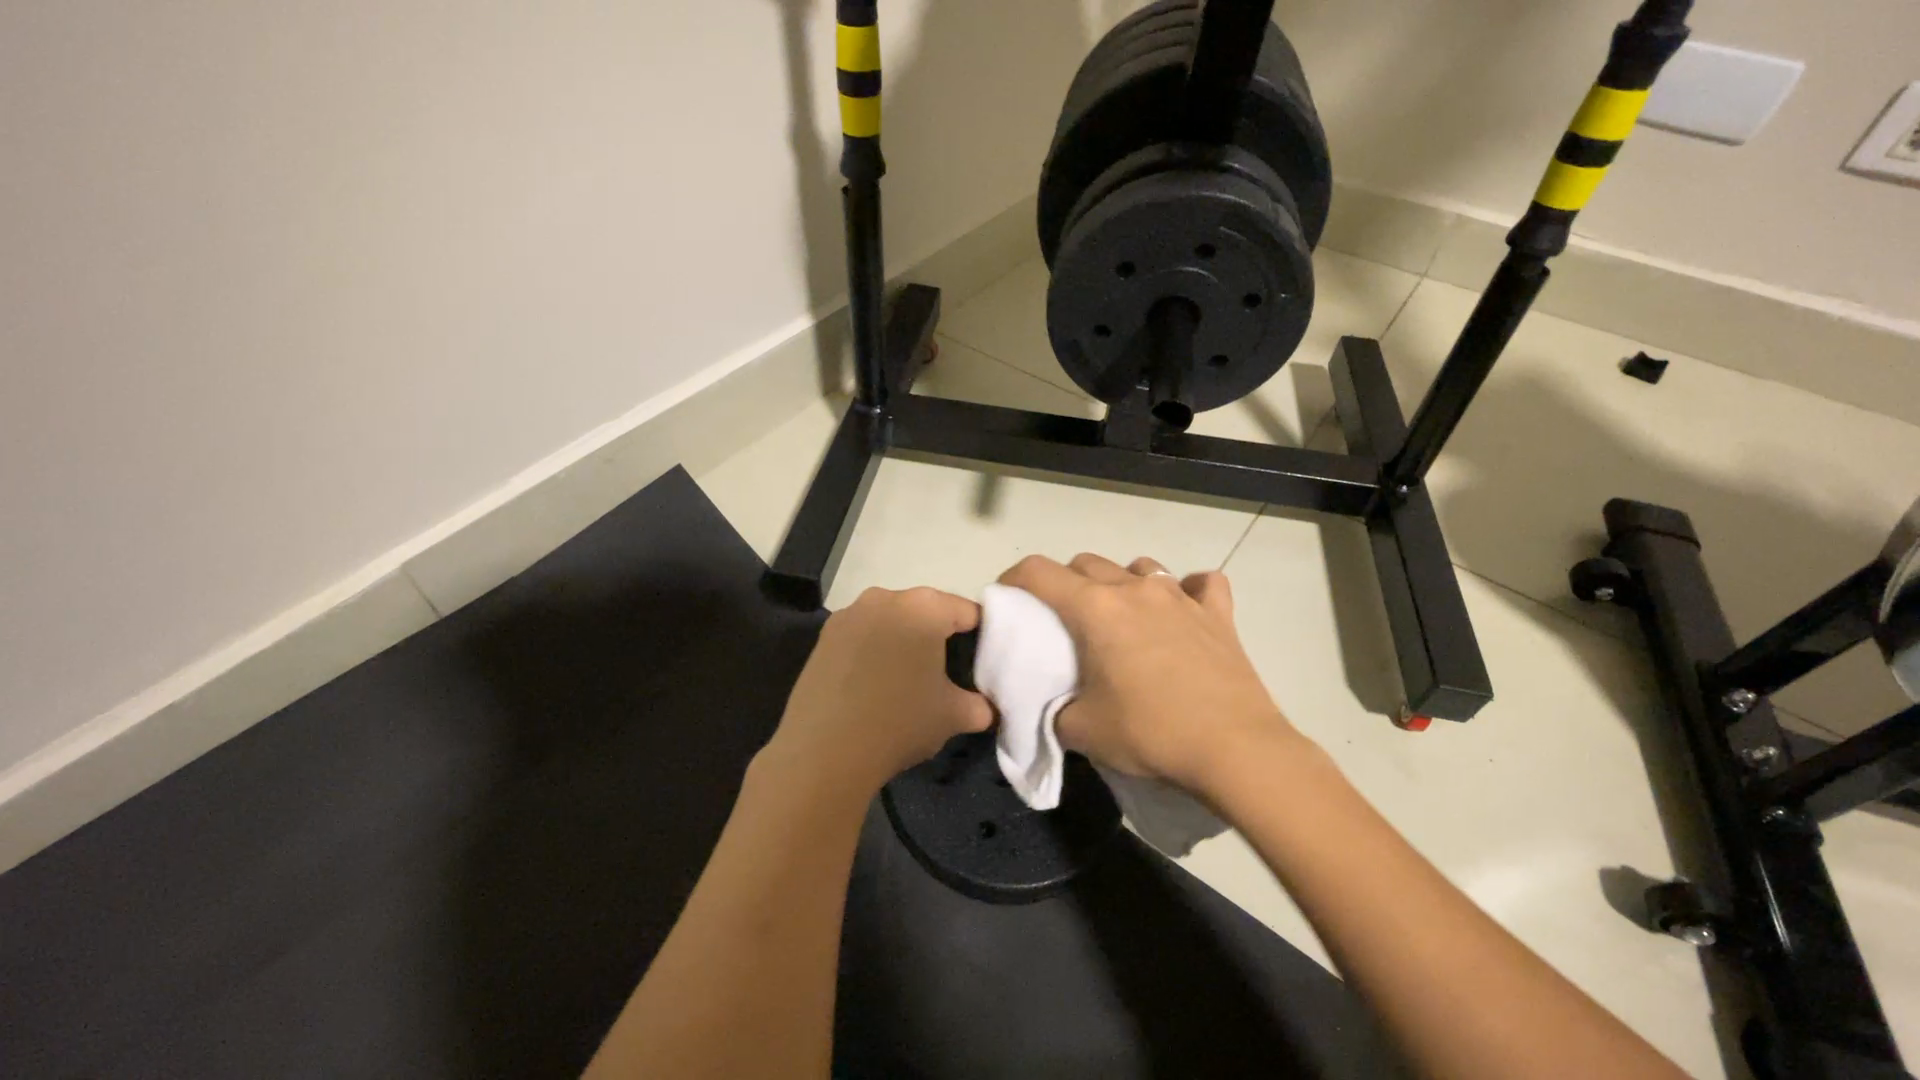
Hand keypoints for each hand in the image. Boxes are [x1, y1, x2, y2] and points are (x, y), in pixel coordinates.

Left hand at [765, 586, 993, 792]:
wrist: (824, 751)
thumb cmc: (899, 722)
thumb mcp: (953, 716)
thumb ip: (980, 706)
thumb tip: (987, 708)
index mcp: (925, 607)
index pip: (968, 612)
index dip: (982, 638)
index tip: (982, 664)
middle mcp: (886, 597)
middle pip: (927, 611)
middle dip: (939, 638)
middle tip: (947, 675)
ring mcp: (850, 614)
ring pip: (892, 622)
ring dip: (903, 643)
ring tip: (908, 682)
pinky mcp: (824, 636)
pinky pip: (863, 637)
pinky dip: (874, 653)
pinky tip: (874, 686)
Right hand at [997, 553, 1303, 794]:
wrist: (1234, 748)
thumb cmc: (1149, 733)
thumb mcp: (1081, 730)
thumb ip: (1053, 710)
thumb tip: (1052, 706)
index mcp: (1095, 608)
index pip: (1039, 572)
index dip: (1014, 579)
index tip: (1007, 598)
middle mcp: (1136, 588)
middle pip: (1086, 563)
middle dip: (1065, 583)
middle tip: (1062, 619)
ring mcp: (1181, 597)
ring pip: (1140, 566)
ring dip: (1122, 582)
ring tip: (1121, 616)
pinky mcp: (1219, 614)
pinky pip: (1202, 585)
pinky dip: (1188, 590)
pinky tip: (1184, 612)